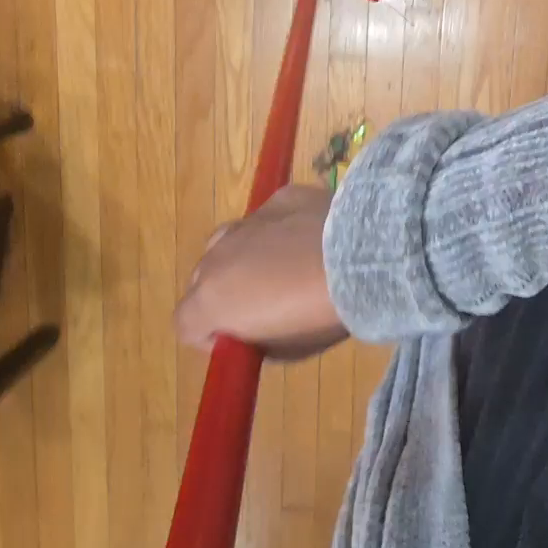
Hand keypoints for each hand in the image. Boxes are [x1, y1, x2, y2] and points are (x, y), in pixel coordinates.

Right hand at [175, 185, 347, 360]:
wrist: (362, 257)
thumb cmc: (322, 313)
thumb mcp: (286, 350)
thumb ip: (254, 341)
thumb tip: (251, 332)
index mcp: (209, 299)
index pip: (186, 324)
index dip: (211, 336)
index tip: (241, 339)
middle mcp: (218, 254)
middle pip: (205, 278)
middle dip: (227, 293)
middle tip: (268, 302)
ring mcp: (250, 220)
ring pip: (231, 241)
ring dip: (247, 256)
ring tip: (287, 267)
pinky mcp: (283, 197)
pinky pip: (271, 217)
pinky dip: (283, 228)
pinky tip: (312, 237)